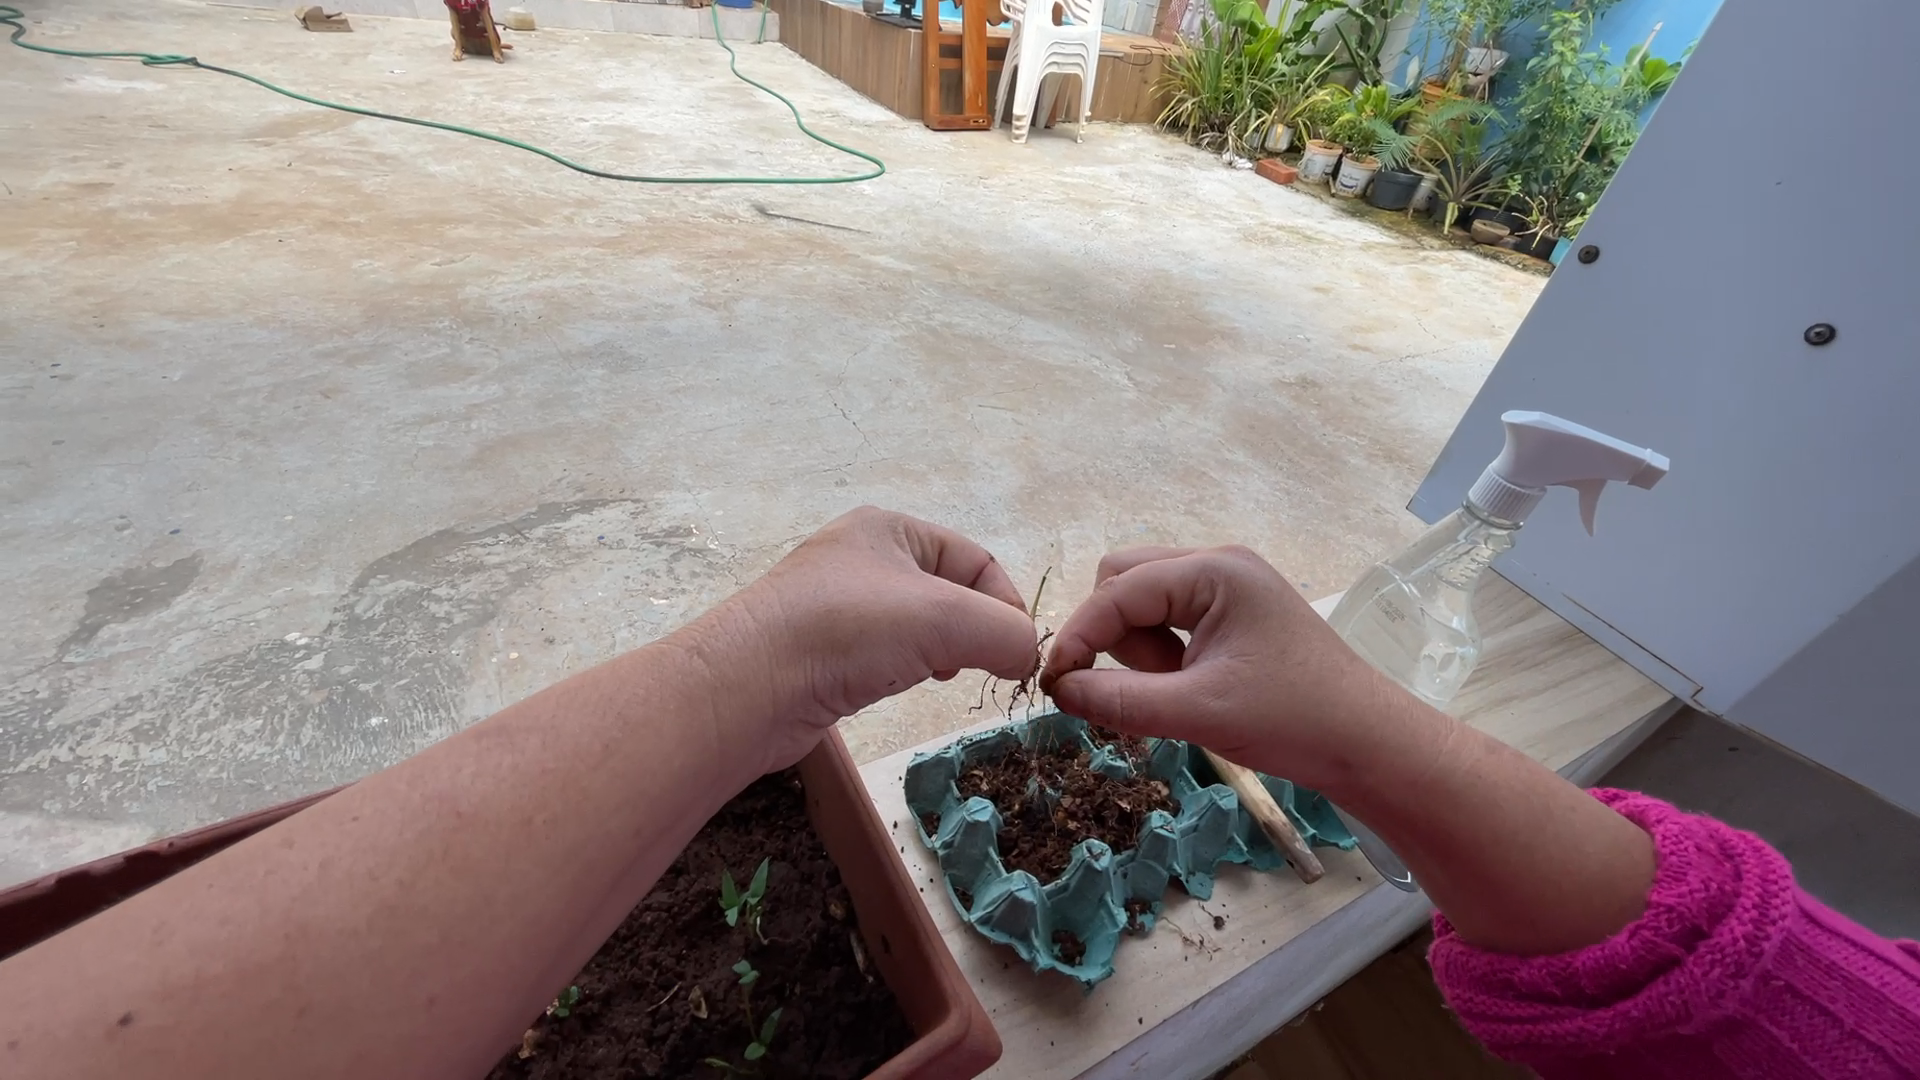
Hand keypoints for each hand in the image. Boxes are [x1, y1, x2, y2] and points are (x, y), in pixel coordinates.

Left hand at [676, 507, 1038, 772]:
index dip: (1006, 603)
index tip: (1018, 652)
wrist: (749, 687)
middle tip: (984, 664)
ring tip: (944, 673)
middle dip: (975, 628)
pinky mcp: (825, 648)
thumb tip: (1027, 656)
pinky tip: (909, 683)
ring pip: (921, 623)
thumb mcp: (944, 618)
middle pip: (950, 591)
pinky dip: (911, 665)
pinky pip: (889, 649)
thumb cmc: (848, 631)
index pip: (976, 559)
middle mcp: (864, 557)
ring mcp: (841, 603)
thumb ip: (1004, 632)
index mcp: (891, 529)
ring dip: (945, 649)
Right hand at [1039, 545, 1432, 794]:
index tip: (1054, 684)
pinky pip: (1166, 620)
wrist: (1372, 747)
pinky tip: (1186, 686)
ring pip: (1141, 601)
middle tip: (1134, 686)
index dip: (1080, 635)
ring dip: (1138, 648)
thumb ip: (1119, 700)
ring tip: (1177, 691)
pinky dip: (1159, 653)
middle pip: (1123, 580)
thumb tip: (1057, 691)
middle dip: (1112, 634)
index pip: (1118, 590)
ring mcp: (1224, 587)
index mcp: (1213, 571)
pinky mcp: (1228, 613)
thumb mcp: (1198, 712)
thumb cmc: (1294, 723)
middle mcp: (1215, 564)